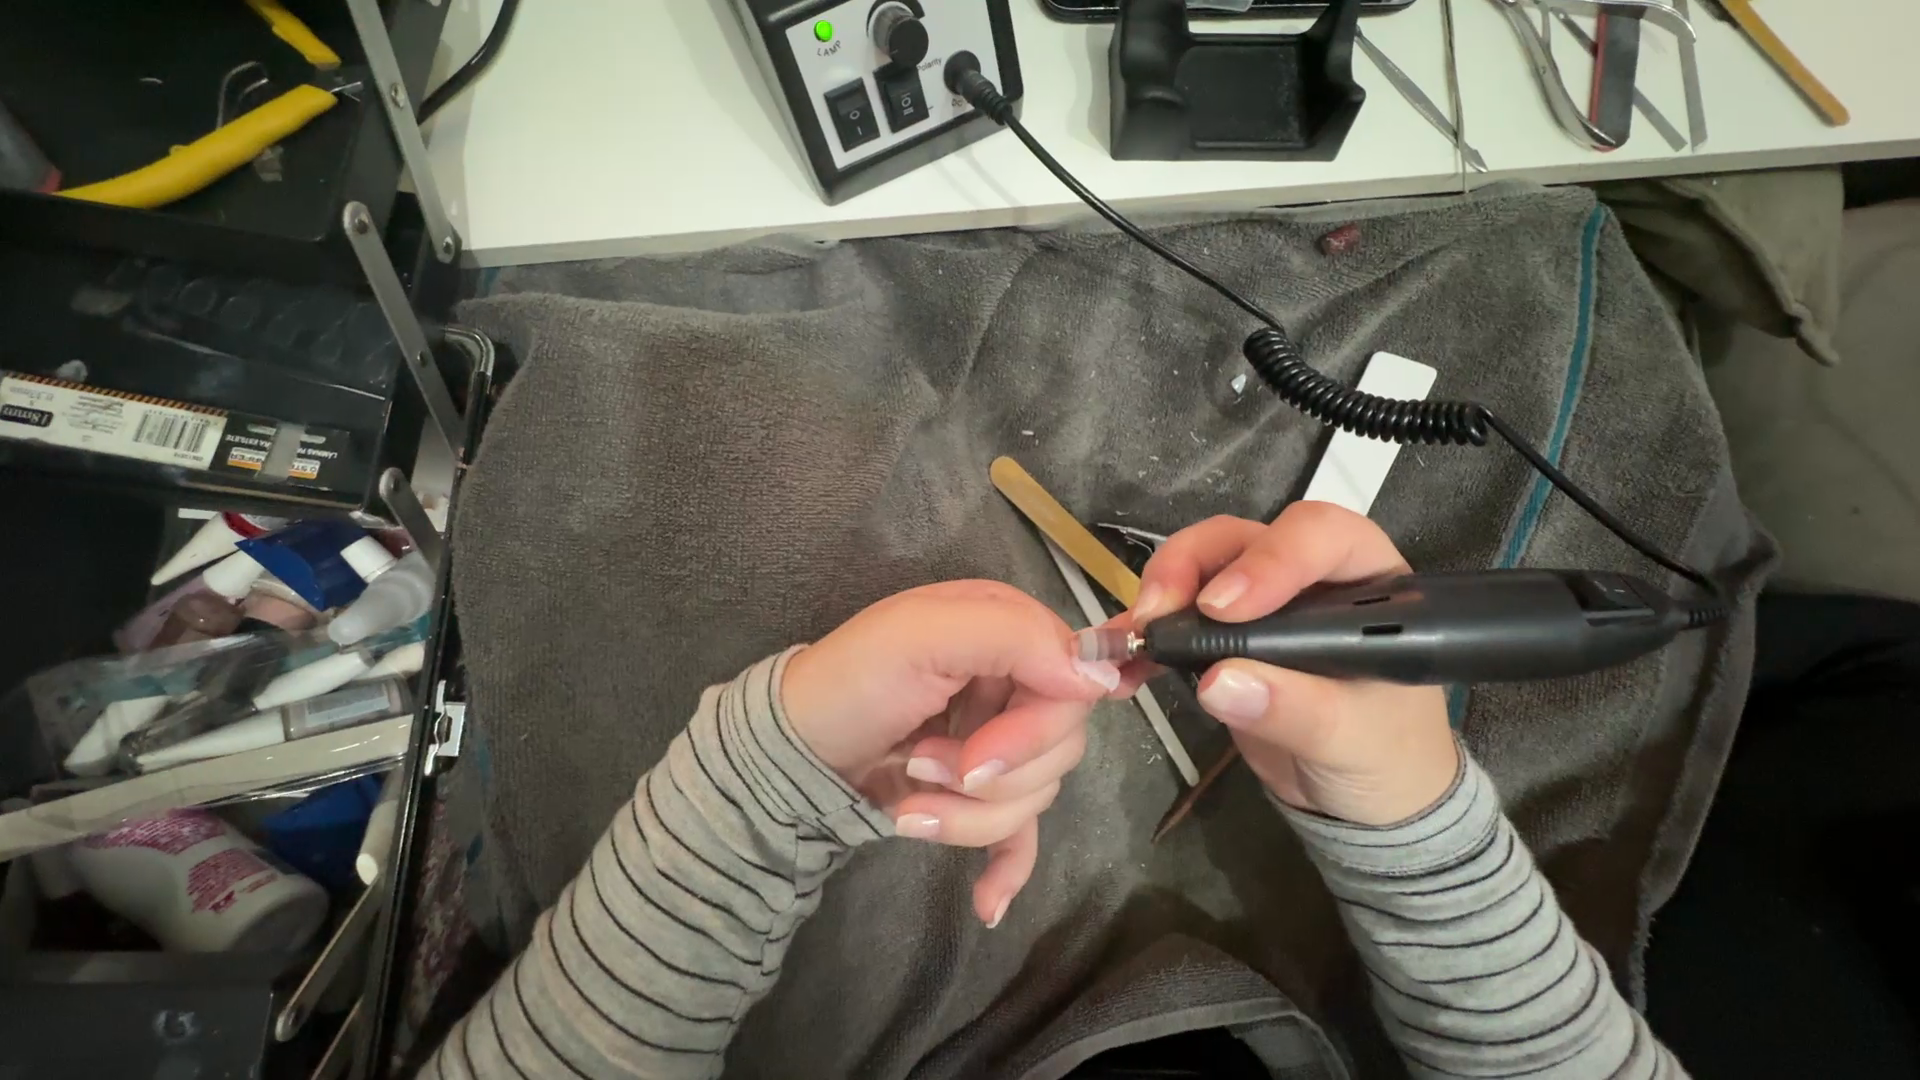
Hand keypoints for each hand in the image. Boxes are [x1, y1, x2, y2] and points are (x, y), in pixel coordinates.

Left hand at [782, 580, 1118, 925]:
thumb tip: (1100, 680)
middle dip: (987, 775)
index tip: (976, 760)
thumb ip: (1012, 637)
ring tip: (909, 793)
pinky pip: (1022, 836)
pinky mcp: (980, 794)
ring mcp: (1000, 743)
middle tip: (920, 763)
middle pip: (1061, 749)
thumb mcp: (920, 636)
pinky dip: (1007, 866)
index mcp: (1009, 633)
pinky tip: (987, 901)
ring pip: (1037, 796)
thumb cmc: (849, 684)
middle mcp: (1014, 683)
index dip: (1033, 734)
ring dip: (968, 811)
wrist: (793, 752)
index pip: (1074, 690)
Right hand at [1120, 502, 1458, 825]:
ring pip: (1198, 565)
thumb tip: (1219, 682)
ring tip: (1132, 640)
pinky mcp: (1219, 634)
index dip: (1267, 558)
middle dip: (1188, 566)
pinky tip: (1120, 662)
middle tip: (1155, 615)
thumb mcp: (1354, 741)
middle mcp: (1306, 576)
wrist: (1355, 794)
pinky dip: (1142, 634)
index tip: (1220, 608)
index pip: (1318, 536)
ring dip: (1158, 594)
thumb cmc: (1385, 758)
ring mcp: (1258, 602)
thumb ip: (1296, 710)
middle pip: (1239, 539)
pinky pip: (1173, 615)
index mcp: (1365, 581)